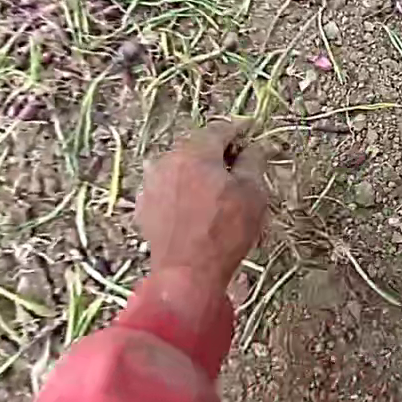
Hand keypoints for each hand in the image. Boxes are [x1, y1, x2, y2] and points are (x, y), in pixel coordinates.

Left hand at [135, 121, 266, 289]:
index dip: (240, 129)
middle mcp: (165, 163)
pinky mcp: (144, 208)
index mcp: (193, 154)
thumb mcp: (253, 191)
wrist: (188, 272)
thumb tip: (257, 146)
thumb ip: (254, 160)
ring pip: (183, 167)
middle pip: (198, 147)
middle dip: (221, 152)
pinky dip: (188, 189)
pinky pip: (171, 187)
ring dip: (203, 171)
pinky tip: (204, 205)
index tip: (254, 130)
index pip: (219, 129)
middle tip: (244, 163)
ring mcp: (151, 186)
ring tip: (225, 187)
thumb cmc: (226, 229)